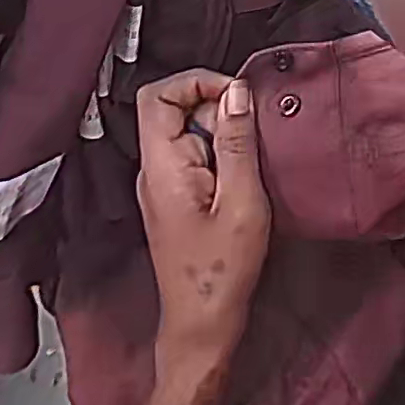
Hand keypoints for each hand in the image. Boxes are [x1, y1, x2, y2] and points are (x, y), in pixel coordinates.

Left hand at [135, 69, 272, 376]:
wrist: (203, 323)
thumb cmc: (222, 270)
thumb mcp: (242, 201)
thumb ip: (238, 142)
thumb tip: (236, 91)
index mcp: (162, 167)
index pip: (158, 96)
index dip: (195, 81)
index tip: (235, 95)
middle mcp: (154, 169)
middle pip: (175, 108)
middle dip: (217, 108)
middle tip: (250, 135)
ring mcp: (163, 182)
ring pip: (188, 129)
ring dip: (223, 131)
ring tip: (250, 160)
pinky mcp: (177, 193)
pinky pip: (196, 152)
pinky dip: (222, 150)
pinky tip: (242, 175)